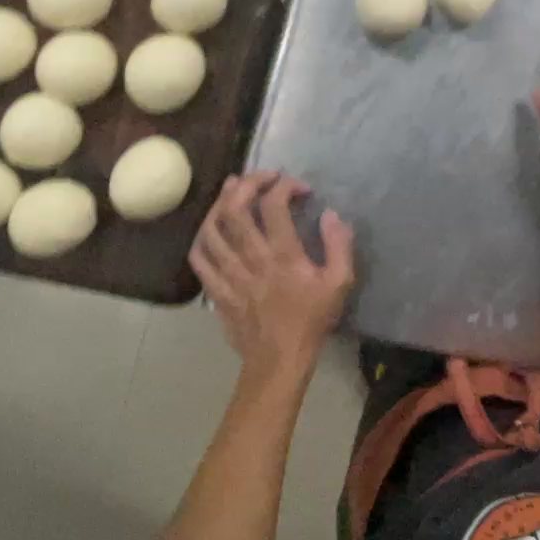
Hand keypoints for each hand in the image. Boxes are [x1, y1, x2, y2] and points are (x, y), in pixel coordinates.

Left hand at [189, 172, 355, 376]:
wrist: (279, 361)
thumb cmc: (311, 320)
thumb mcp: (340, 283)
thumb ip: (339, 245)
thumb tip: (330, 214)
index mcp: (283, 256)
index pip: (274, 205)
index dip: (284, 186)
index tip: (299, 188)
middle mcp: (252, 259)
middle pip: (235, 210)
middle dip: (247, 184)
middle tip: (261, 177)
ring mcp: (229, 274)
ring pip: (212, 229)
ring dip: (220, 203)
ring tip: (233, 190)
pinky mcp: (216, 289)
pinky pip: (199, 257)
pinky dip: (202, 236)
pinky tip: (212, 227)